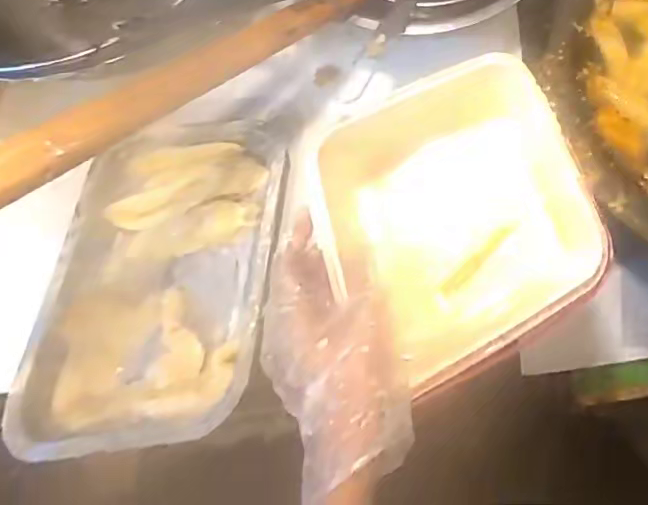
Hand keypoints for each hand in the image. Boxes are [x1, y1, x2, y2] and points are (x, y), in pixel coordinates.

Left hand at [260, 217, 410, 504]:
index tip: (311, 212)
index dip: (298, 237)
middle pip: (295, 282)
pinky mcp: (310, 360)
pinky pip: (316, 316)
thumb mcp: (362, 318)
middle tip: (337, 228)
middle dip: (315, 254)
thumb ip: (360, 279)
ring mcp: (296, 348)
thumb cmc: (352, 373)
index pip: (287, 266)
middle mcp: (284, 330)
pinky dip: (330, 295)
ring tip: (348, 251)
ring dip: (324, 274)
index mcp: (289, 317)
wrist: (349, 435)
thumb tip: (360, 242)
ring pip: (307, 299)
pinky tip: (352, 290)